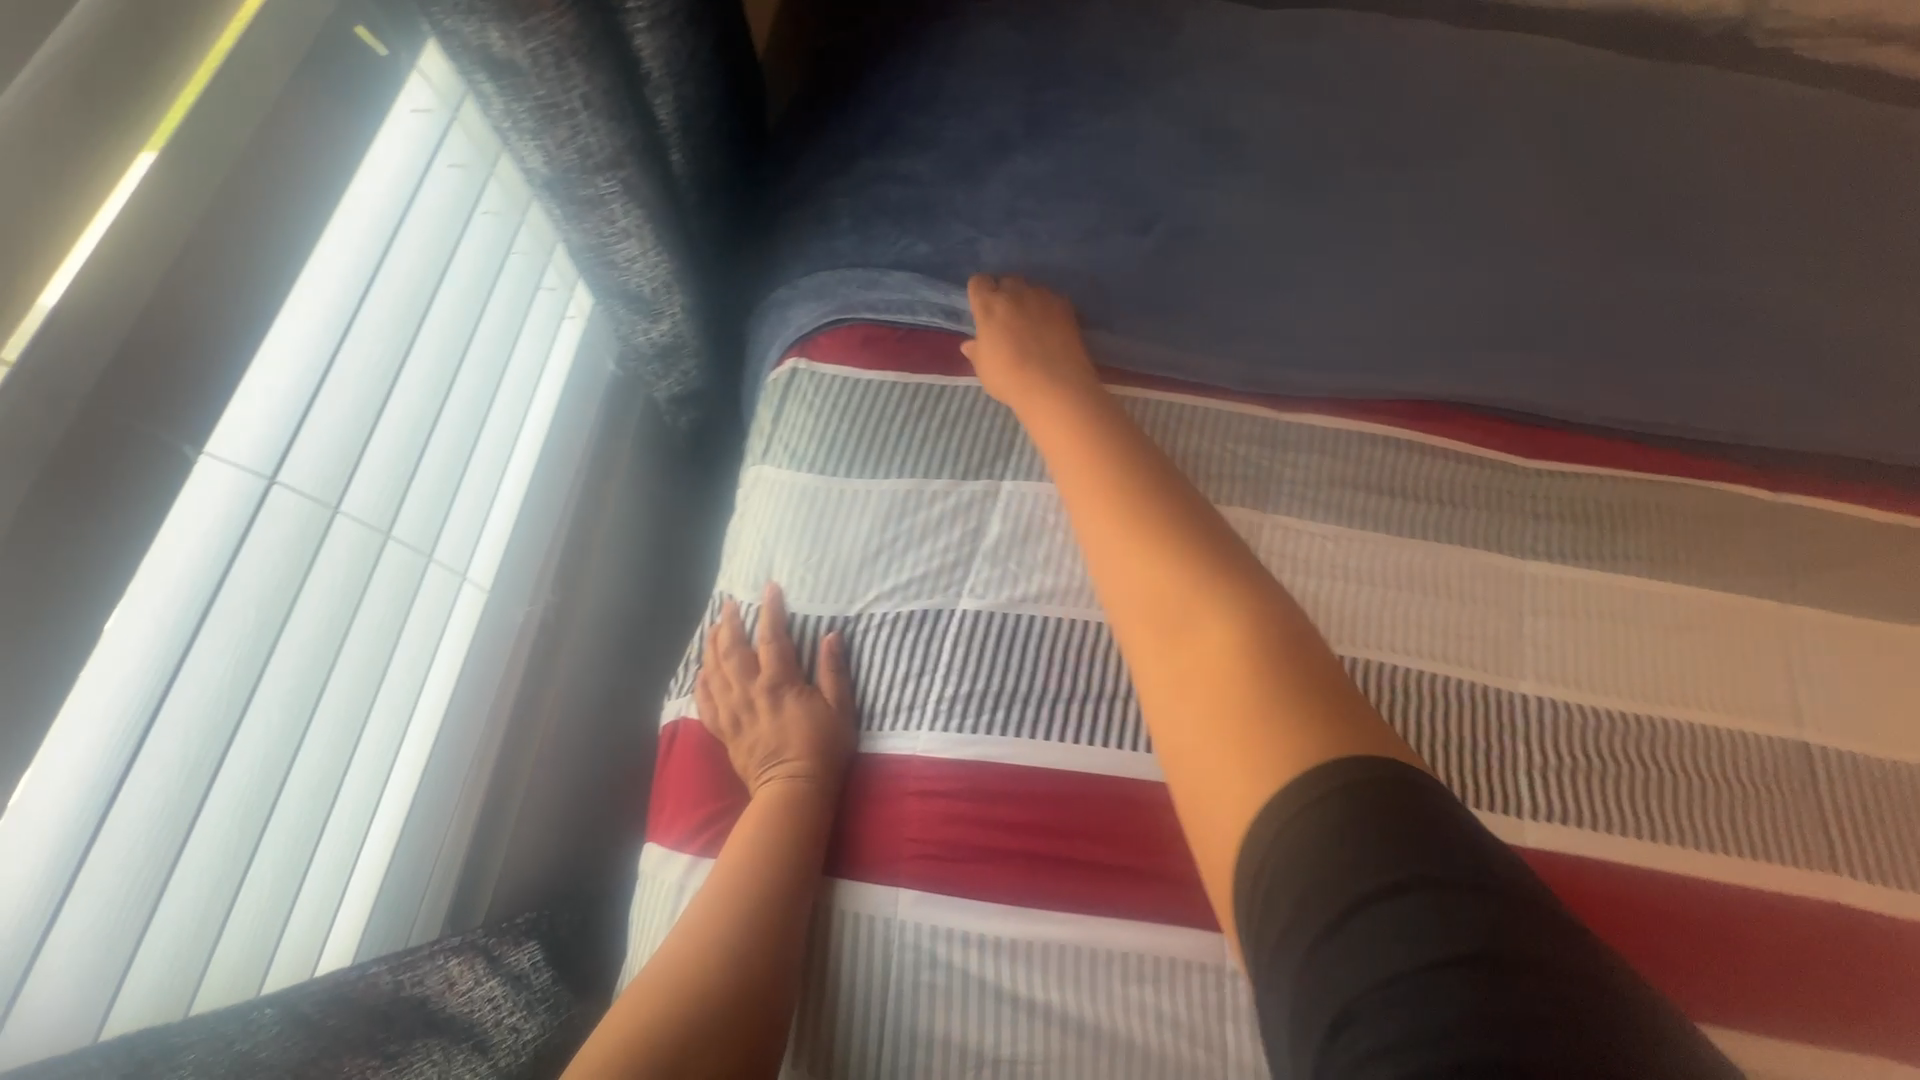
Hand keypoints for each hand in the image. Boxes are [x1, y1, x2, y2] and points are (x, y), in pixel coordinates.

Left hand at [696, 584, 856, 799]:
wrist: (794, 792)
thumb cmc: (824, 750)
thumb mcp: (841, 709)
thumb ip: (834, 670)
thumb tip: (831, 635)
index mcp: (780, 682)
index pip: (772, 637)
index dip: (770, 610)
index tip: (768, 588)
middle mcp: (750, 691)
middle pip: (732, 648)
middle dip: (730, 622)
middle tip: (729, 603)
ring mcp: (733, 711)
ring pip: (714, 670)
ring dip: (712, 645)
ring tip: (714, 627)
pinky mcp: (724, 731)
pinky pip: (705, 701)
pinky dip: (701, 682)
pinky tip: (702, 670)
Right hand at [961, 274, 1100, 408]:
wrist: (1056, 385)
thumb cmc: (1010, 378)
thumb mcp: (984, 369)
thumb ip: (977, 351)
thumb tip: (969, 344)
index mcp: (989, 305)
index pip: (978, 282)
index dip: (980, 294)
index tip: (982, 311)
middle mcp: (1015, 292)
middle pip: (1006, 281)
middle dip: (1004, 294)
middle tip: (1007, 319)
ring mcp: (1043, 296)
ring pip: (1031, 288)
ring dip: (1028, 300)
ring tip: (1033, 325)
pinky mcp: (1066, 305)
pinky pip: (1052, 299)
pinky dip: (1049, 309)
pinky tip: (1052, 329)